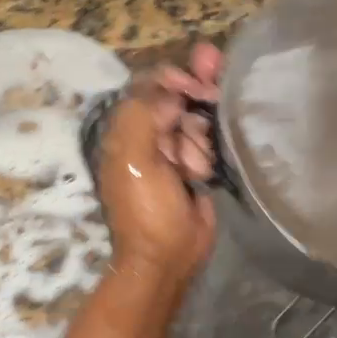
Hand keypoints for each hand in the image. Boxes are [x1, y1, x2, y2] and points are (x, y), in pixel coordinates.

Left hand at [97, 43, 224, 284]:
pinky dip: (209, 151)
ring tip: (194, 169)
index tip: (199, 86)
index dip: (176, 78)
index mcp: (126, 129)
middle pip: (178, 96)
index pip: (151, 84)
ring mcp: (174, 150)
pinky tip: (203, 173)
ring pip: (197, 119)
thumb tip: (171, 89)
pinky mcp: (196, 165)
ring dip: (201, 138)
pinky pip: (209, 141)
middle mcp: (149, 134)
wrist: (169, 259)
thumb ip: (144, 115)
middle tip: (210, 109)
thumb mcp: (136, 160)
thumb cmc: (148, 211)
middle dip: (195, 104)